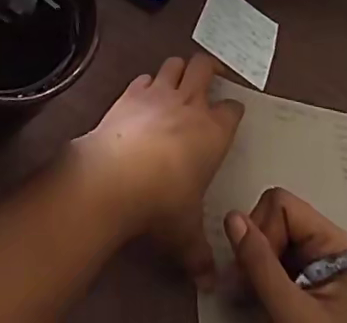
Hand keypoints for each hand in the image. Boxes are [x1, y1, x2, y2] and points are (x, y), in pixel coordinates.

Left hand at [74, 54, 243, 286]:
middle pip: (203, 67)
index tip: (232, 113)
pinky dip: (147, 82)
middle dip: (209, 68)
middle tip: (211, 76)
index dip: (233, 109)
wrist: (114, 176)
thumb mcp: (186, 235)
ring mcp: (157, 93)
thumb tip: (209, 281)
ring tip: (179, 80)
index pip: (232, 109)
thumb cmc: (162, 202)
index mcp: (213, 132)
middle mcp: (189, 104)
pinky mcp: (129, 92)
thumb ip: (200, 255)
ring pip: (173, 64)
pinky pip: (144, 77)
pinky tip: (145, 94)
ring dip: (178, 69)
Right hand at [225, 188, 346, 322]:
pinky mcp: (306, 283)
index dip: (261, 230)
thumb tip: (234, 221)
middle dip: (255, 249)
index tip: (256, 268)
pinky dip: (260, 278)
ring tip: (256, 297)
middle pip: (272, 218)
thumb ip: (263, 266)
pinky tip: (262, 301)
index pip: (281, 204)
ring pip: (269, 240)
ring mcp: (315, 265)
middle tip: (251, 286)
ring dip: (255, 266)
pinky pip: (273, 262)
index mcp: (334, 243)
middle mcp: (325, 247)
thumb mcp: (296, 315)